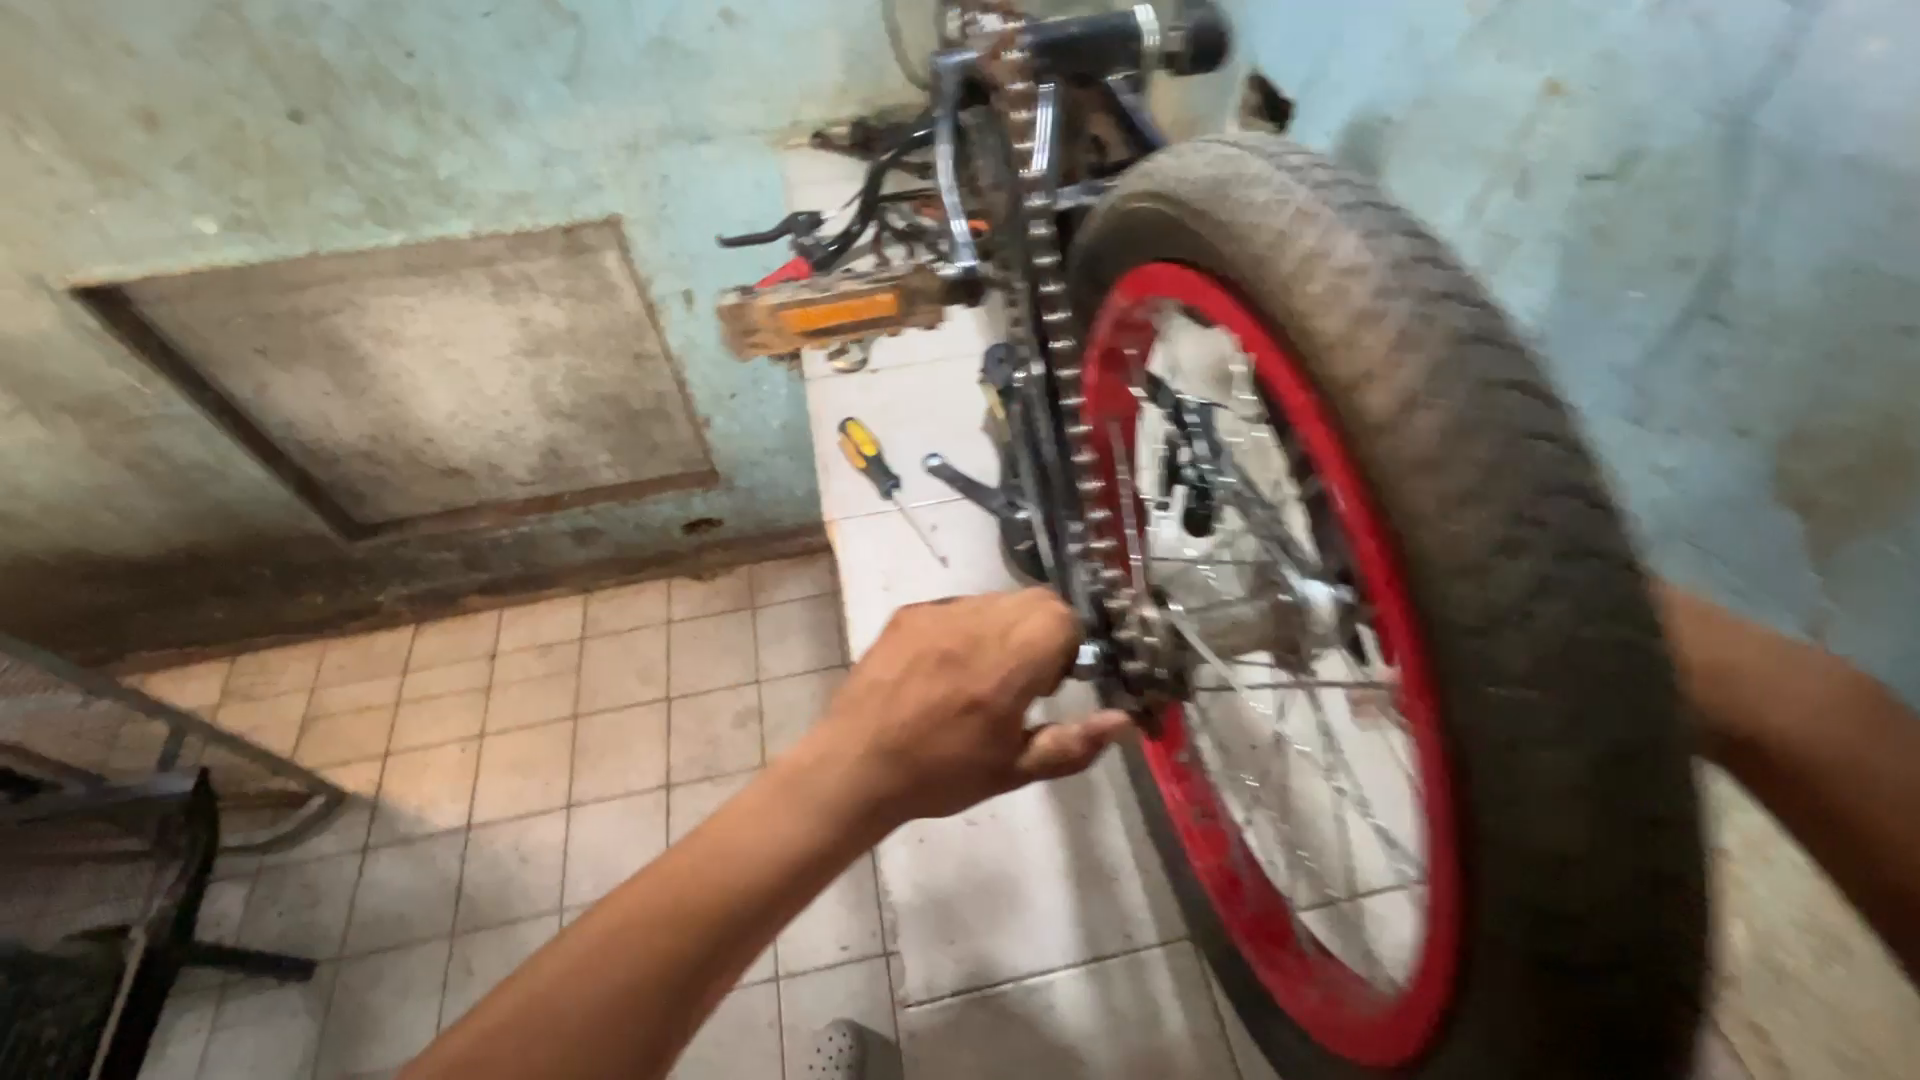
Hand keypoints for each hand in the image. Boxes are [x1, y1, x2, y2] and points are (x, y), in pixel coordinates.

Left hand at [800, 589, 1133, 823]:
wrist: (855, 766)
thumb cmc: (940, 774)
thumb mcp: (1013, 770)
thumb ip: (1074, 744)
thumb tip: (1123, 722)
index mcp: (1007, 663)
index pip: (1062, 616)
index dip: (1068, 645)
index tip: (1051, 684)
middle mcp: (976, 624)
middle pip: (1035, 600)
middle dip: (1044, 631)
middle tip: (1024, 679)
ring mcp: (938, 613)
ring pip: (996, 599)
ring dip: (1006, 627)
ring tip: (982, 675)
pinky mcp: (908, 613)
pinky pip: (958, 606)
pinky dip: (968, 627)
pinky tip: (946, 668)